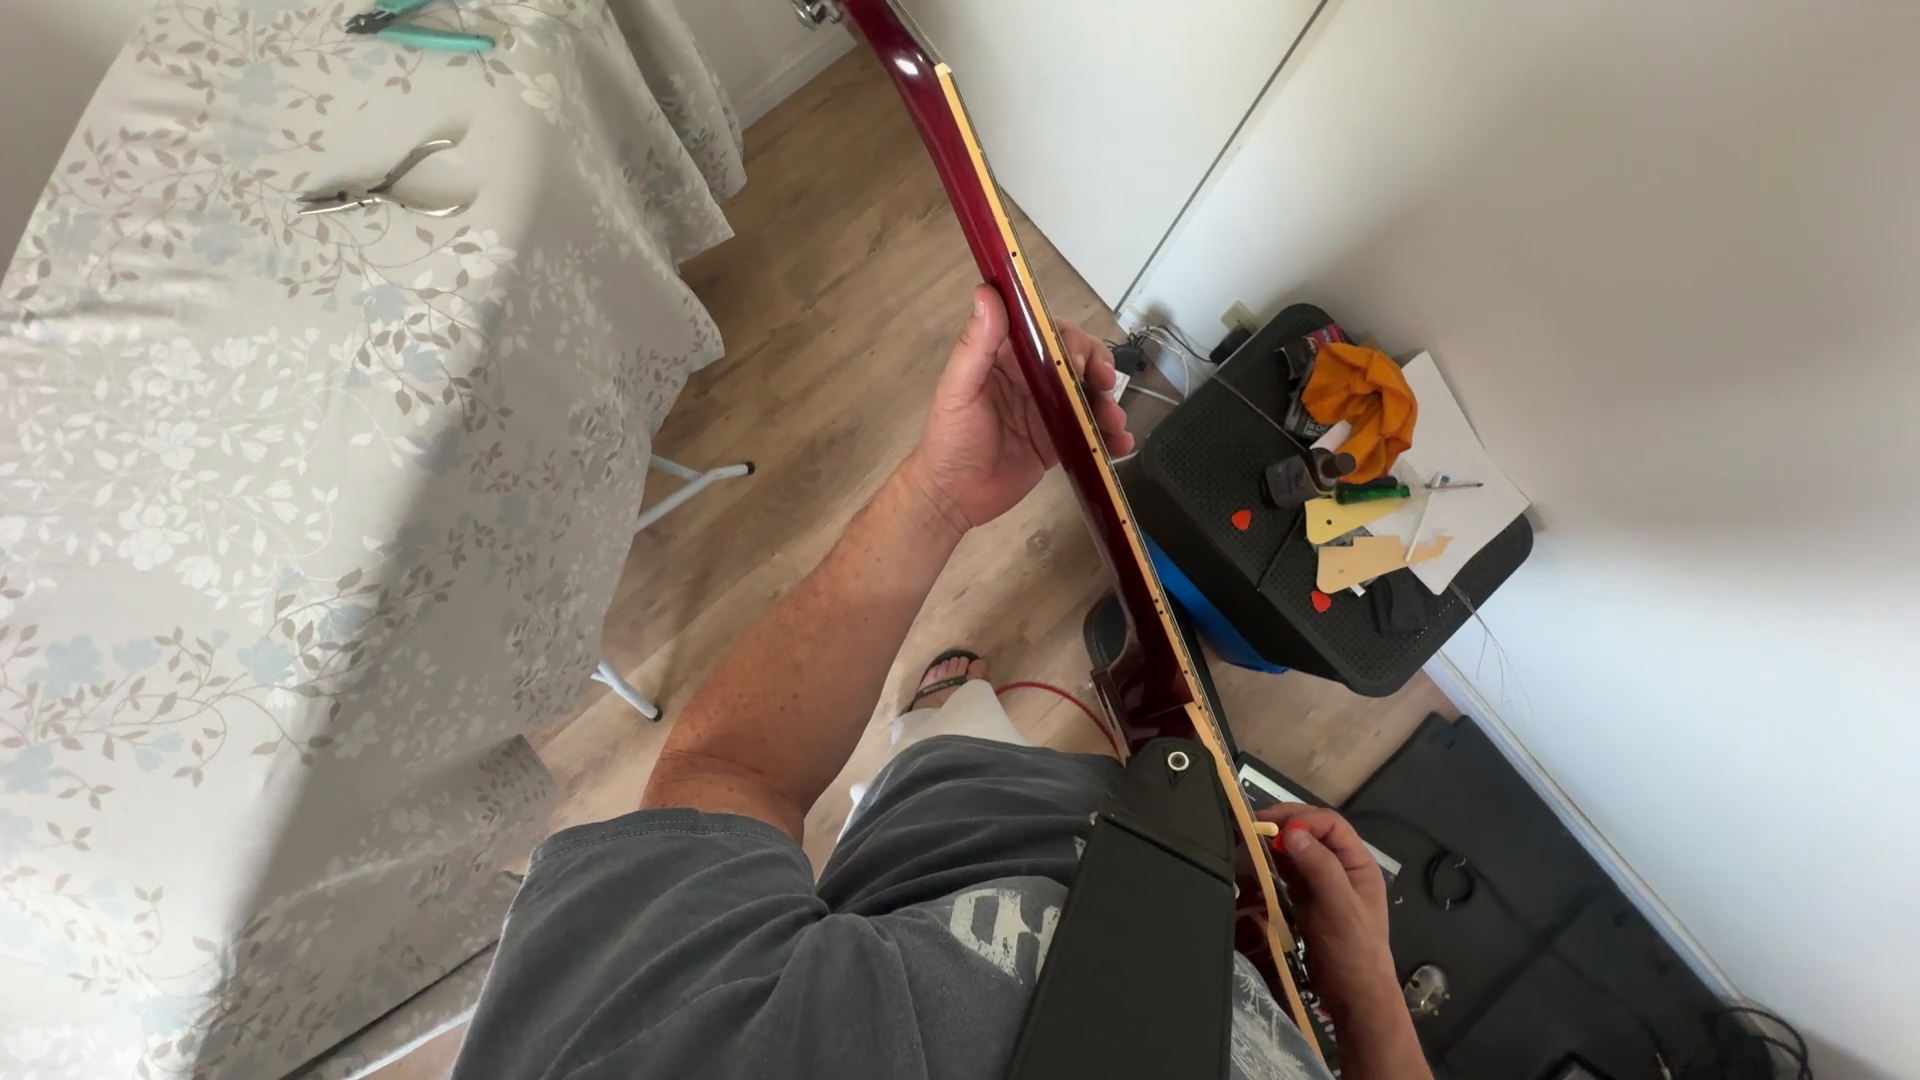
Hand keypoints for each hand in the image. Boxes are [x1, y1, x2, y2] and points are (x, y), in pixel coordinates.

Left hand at [905, 285, 1134, 533]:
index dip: (1069, 337)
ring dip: (1109, 402)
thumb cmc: (950, 441)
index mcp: (1006, 359)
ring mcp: (1047, 410)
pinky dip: (1110, 435)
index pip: (1045, 331)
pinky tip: (1119, 443)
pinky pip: (1091, 431)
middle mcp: (1030, 379)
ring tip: (1115, 422)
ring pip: (1089, 394)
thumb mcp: (958, 390)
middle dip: (1098, 368)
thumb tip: (987, 293)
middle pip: (1076, 360)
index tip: (1078, 357)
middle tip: (1104, 386)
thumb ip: (975, 345)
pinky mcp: (1058, 441)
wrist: (955, 498)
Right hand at [1258, 804, 1400, 1023]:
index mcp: (1357, 864)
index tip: (1273, 828)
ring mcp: (1320, 882)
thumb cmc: (1353, 951)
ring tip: (1246, 844)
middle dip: (1281, 826)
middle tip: (1251, 828)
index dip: (1302, 819)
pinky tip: (1253, 867)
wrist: (1353, 997)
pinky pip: (1284, 870)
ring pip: (1294, 849)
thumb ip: (1319, 867)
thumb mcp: (1340, 908)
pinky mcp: (1304, 897)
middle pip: (1309, 831)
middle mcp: (1339, 867)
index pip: (1329, 823)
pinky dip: (1268, 864)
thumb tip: (1292, 833)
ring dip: (1271, 844)